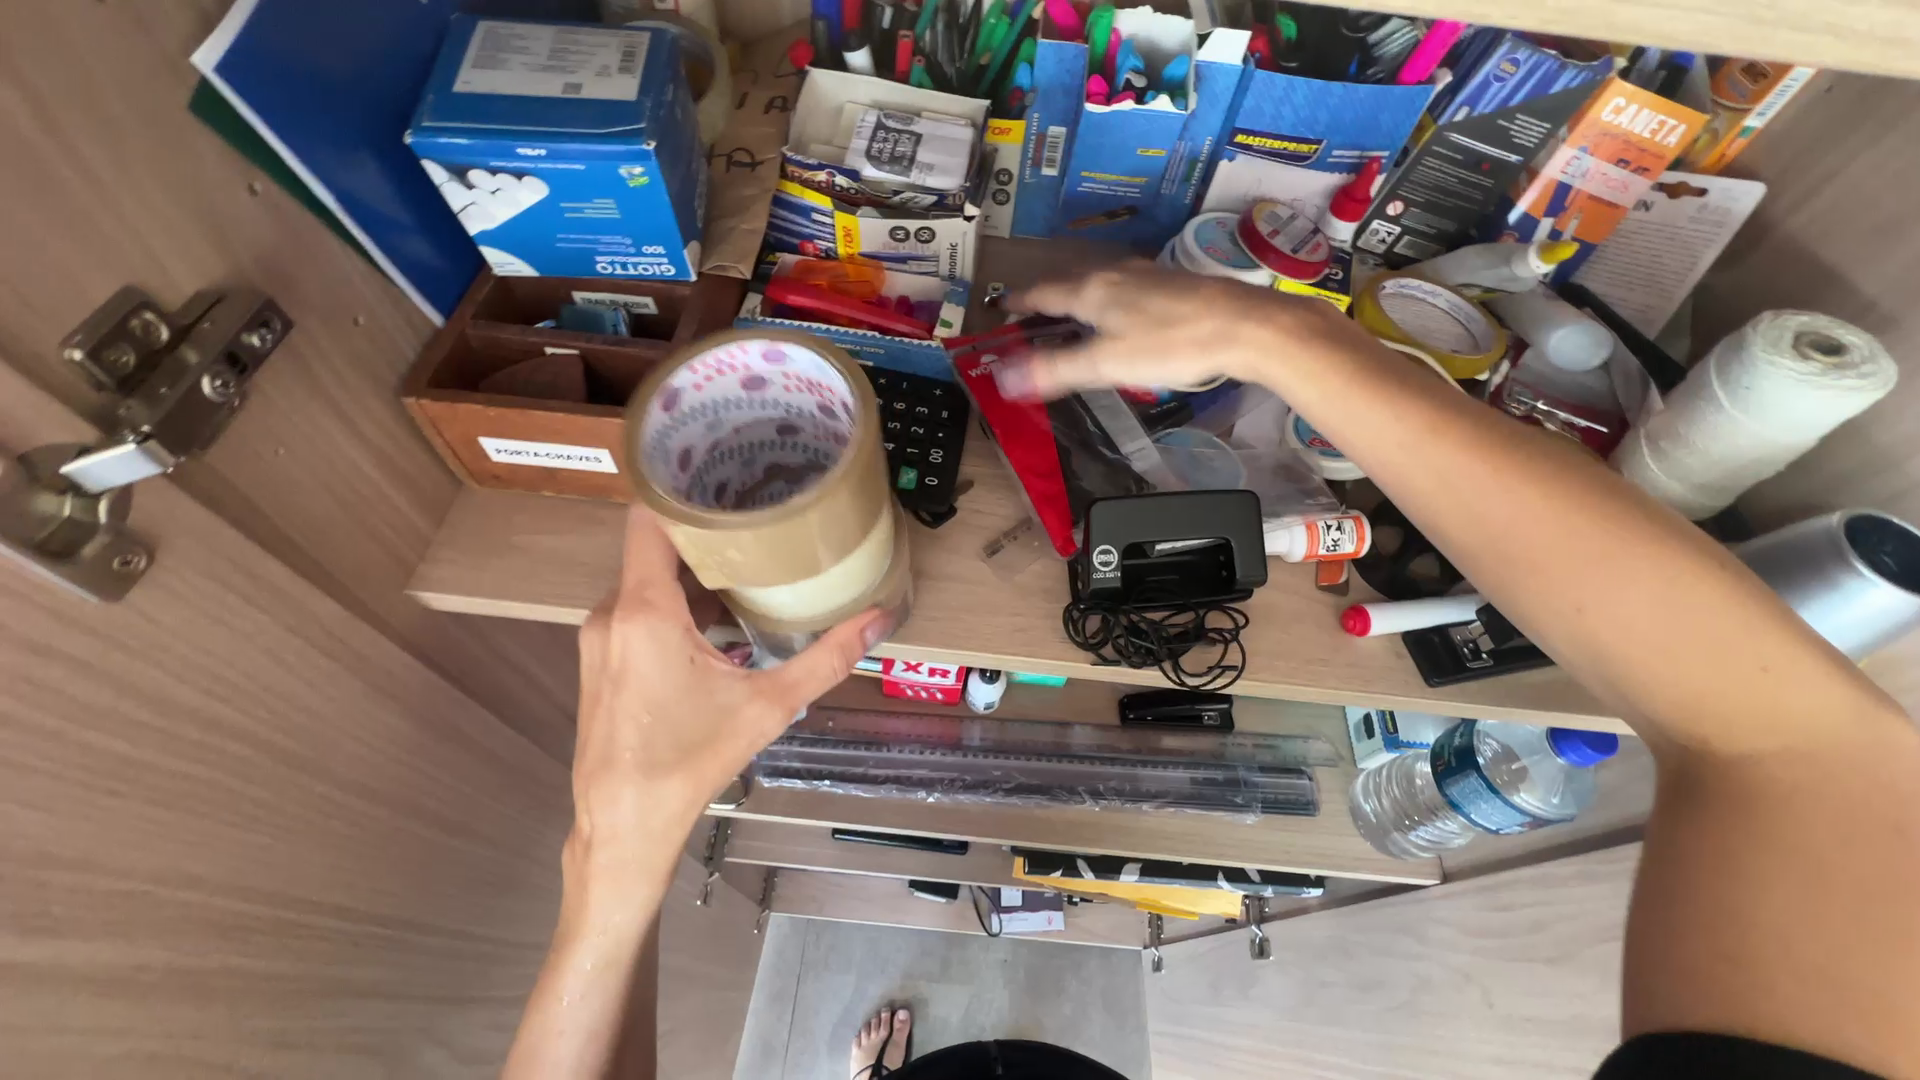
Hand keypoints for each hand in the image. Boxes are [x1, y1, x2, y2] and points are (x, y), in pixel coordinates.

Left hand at [568, 506, 891, 880]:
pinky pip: (637, 610)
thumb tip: (880, 620)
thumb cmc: (690, 761)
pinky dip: (675, 604)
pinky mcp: (602, 660)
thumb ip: (826, 658)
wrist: (623, 825)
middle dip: (705, 535)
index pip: (649, 518)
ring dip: (693, 574)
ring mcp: (600, 637)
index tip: (726, 478)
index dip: (682, 491)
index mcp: (644, 610)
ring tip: (746, 564)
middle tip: (757, 522)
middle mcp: (611, 613)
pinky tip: (718, 620)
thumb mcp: (768, 706)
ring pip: (647, 582)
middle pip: (656, 548)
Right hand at [996, 263, 1372, 398]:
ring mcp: (1144, 274)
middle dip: (1044, 297)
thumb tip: (1003, 379)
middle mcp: (1113, 273)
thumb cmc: (1169, 345)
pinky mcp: (1170, 281)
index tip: (999, 307)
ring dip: (1075, 294)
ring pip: (1096, 280)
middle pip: (1066, 282)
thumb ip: (1054, 370)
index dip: (1018, 302)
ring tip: (1067, 313)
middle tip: (1028, 314)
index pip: (1041, 293)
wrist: (1243, 325)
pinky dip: (1104, 297)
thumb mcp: (1105, 364)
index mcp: (1090, 290)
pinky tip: (1118, 311)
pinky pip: (1122, 285)